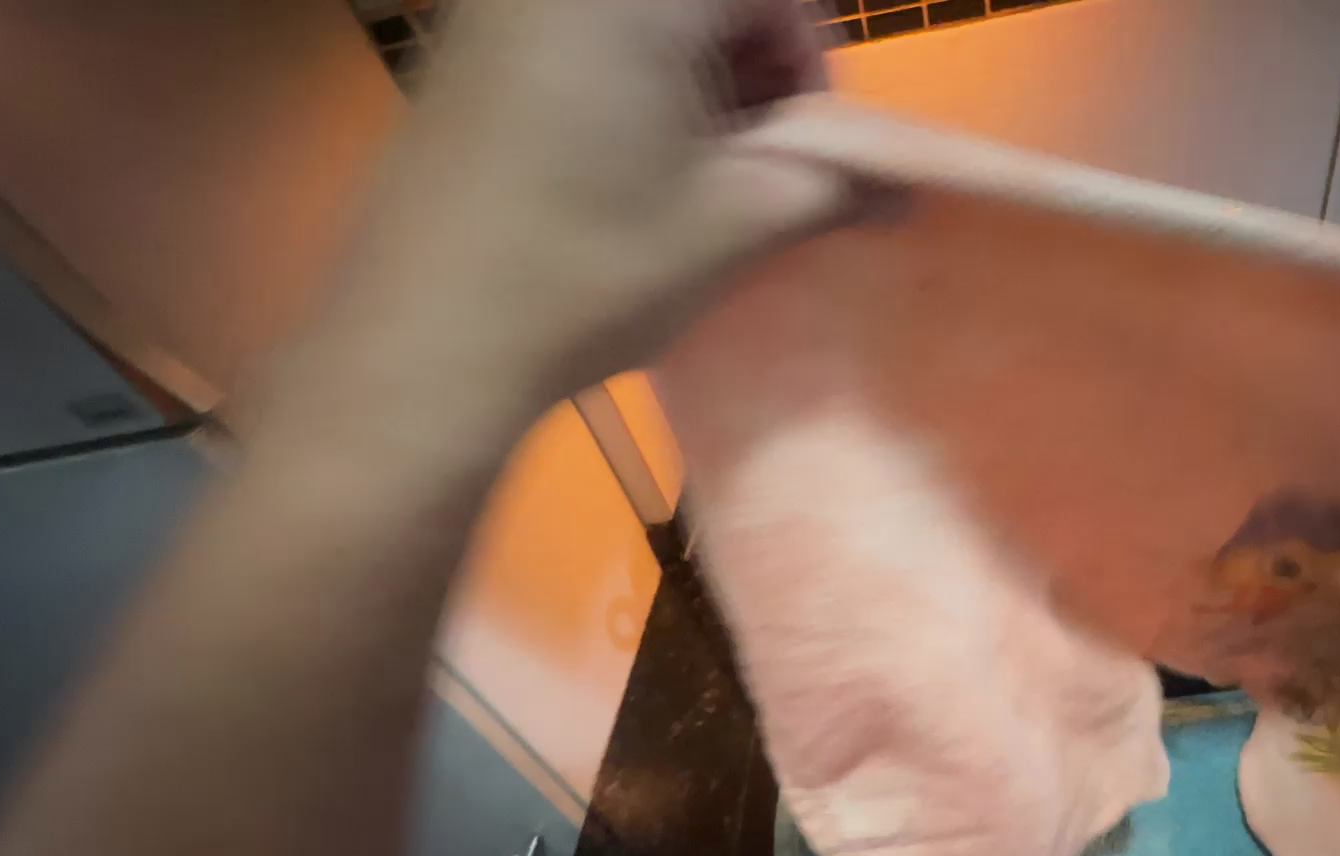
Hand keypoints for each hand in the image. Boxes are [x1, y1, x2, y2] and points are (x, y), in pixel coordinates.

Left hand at [271, 0, 845, 444]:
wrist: (431, 337)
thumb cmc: (593, 274)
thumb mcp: (732, 229)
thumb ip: (832, 190)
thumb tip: (908, 193)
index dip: (811, 57)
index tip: (810, 143)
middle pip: (710, 1)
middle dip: (761, 69)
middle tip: (765, 161)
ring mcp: (509, 8)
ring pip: (655, 23)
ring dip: (709, 82)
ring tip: (709, 173)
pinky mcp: (483, 50)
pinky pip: (597, 39)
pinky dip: (651, 87)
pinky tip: (649, 165)